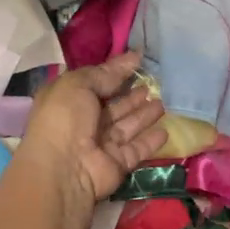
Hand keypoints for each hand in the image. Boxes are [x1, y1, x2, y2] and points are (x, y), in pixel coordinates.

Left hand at [19, 51, 167, 204]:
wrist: (64, 169)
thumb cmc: (64, 118)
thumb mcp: (78, 84)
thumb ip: (104, 73)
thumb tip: (130, 59)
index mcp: (68, 101)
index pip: (95, 82)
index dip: (116, 71)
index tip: (139, 59)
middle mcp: (83, 122)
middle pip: (113, 106)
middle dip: (132, 94)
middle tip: (155, 81)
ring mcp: (101, 144)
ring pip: (127, 125)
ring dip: (144, 114)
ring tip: (164, 99)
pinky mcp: (117, 163)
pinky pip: (137, 148)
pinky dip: (150, 140)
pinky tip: (165, 130)